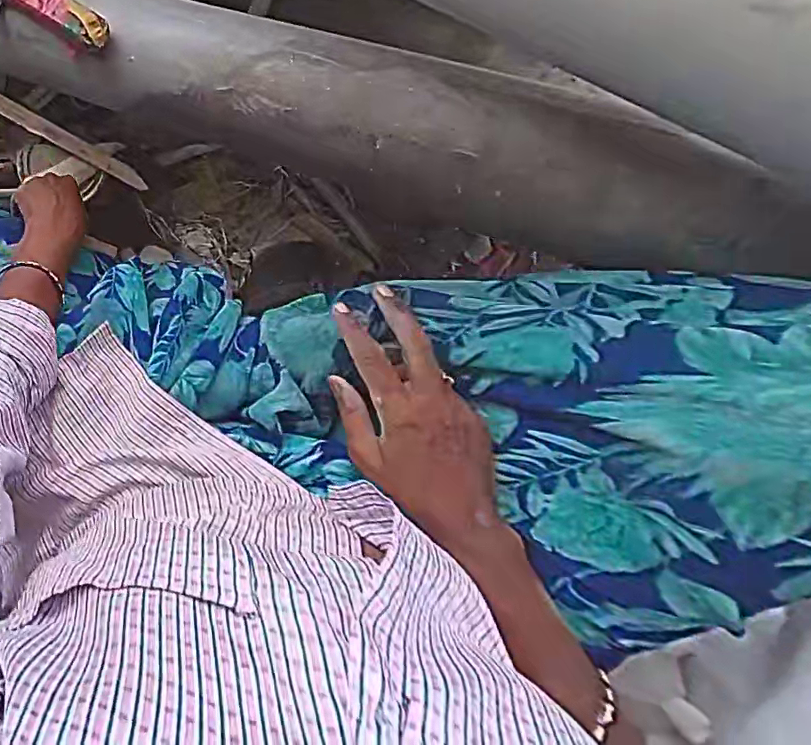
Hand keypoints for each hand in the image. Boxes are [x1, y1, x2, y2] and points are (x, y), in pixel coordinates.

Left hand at [12, 172, 85, 270]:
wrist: (51, 236)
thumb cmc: (67, 229)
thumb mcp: (80, 217)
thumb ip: (73, 207)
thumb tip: (69, 211)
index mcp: (69, 183)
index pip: (65, 184)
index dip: (62, 195)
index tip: (61, 204)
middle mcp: (52, 179)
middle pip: (47, 182)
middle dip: (47, 193)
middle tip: (47, 209)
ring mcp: (35, 184)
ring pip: (33, 187)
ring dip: (33, 197)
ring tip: (35, 213)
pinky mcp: (21, 192)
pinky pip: (20, 195)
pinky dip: (22, 203)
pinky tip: (26, 215)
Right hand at [329, 284, 505, 553]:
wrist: (468, 519)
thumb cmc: (410, 492)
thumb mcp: (369, 459)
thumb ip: (351, 415)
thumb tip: (338, 380)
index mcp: (399, 409)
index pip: (371, 358)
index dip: (354, 330)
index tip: (343, 309)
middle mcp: (430, 398)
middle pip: (414, 341)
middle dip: (396, 311)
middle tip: (382, 291)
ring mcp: (456, 403)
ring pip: (429, 364)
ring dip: (409, 354)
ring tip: (391, 361)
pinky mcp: (473, 413)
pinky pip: (444, 390)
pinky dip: (427, 388)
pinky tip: (420, 409)